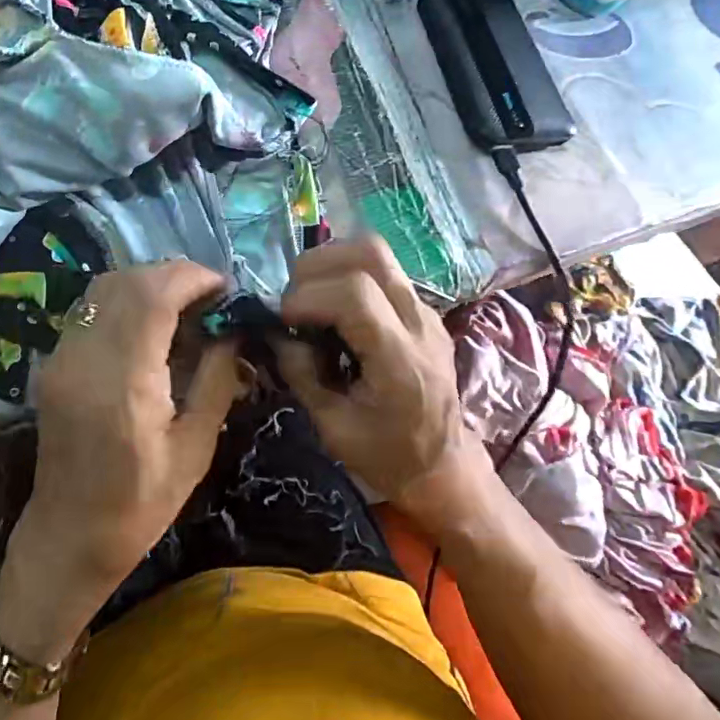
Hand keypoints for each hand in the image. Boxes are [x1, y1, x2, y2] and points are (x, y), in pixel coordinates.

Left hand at [0, 261, 241, 659]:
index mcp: (124, 382)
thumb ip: (216, 379)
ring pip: (102, 289)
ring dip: (145, 284)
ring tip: (182, 306)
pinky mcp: (52, 363)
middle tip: (208, 296)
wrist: (70, 534)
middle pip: (125, 281)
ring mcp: (61, 358)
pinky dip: (122, 301)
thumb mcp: (194, 447)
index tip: (223, 287)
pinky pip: (89, 310)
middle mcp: (84, 357)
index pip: (153, 295)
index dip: (191, 278)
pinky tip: (148, 325)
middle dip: (171, 275)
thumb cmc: (141, 503)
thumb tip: (233, 330)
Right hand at [273, 237, 480, 506]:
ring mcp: (425, 311)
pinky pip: (381, 270)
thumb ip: (301, 373)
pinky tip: (331, 308)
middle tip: (293, 301)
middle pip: (369, 253)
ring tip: (308, 296)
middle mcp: (419, 323)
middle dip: (316, 266)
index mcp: (400, 360)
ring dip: (331, 262)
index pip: (354, 294)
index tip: (283, 322)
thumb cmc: (387, 456)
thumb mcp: (332, 427)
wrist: (444, 468)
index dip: (307, 297)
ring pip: (376, 251)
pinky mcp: (421, 310)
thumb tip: (275, 333)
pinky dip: (345, 273)